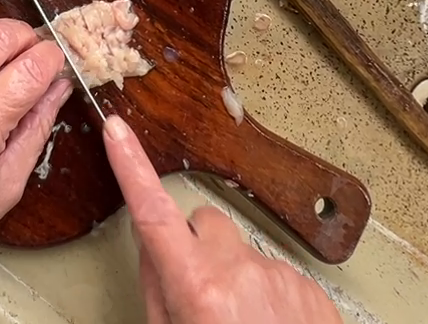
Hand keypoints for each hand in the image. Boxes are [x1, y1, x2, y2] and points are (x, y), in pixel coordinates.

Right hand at [103, 117, 341, 323]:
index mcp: (199, 289)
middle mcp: (240, 271)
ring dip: (235, 277)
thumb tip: (155, 249)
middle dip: (195, 246)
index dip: (130, 166)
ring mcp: (280, 276)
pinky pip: (275, 273)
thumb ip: (158, 291)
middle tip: (199, 297)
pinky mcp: (311, 288)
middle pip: (203, 222)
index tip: (116, 129)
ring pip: (240, 251)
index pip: (153, 213)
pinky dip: (268, 296)